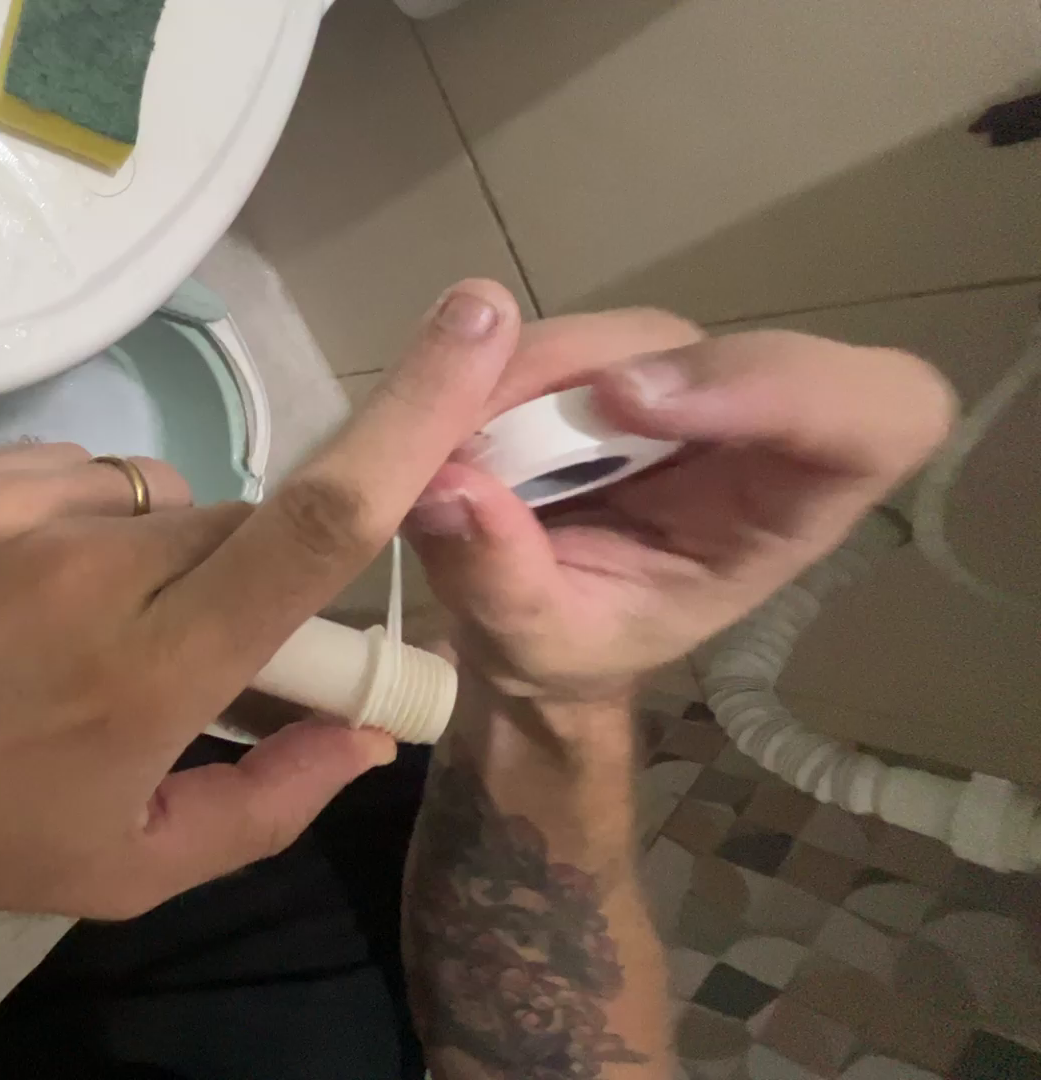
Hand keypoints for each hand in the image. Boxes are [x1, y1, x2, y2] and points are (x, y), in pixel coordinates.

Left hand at [0, 281, 524, 968]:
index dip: (411, 421)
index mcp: (148, 665)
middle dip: (238, 573)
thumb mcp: (128, 869)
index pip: (311, 525)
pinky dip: (64, 527)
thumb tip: (358, 731)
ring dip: (145, 554)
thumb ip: (269, 802)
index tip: (475, 333)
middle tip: (172, 645)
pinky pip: (58, 479)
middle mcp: (85, 560)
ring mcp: (3, 501)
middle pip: (235, 516)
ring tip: (65, 628)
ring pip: (147, 495)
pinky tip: (2, 589)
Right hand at [405, 312, 956, 708]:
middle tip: (467, 441)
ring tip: (438, 450)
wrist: (519, 630)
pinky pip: (530, 350)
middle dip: (566, 381)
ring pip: (596, 339)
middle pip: (686, 347)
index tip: (623, 405)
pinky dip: (472, 381)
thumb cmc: (563, 651)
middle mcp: (726, 432)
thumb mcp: (535, 642)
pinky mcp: (574, 384)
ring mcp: (647, 398)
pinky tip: (436, 431)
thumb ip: (502, 578)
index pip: (863, 412)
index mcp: (773, 508)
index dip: (770, 383)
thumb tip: (444, 487)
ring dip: (503, 381)